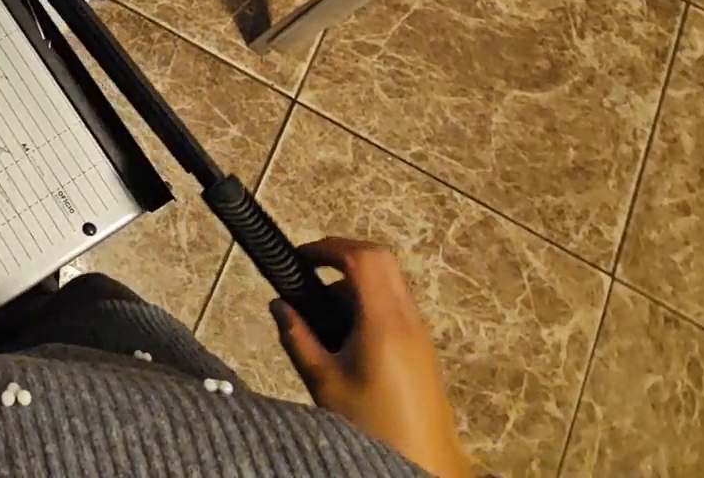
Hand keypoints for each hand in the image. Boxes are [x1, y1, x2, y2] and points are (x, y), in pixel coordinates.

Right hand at [271, 238, 472, 477]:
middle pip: (380, 260)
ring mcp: (419, 333)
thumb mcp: (323, 381)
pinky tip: (344, 334)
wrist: (424, 467)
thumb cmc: (372, 423)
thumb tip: (279, 305)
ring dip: (352, 282)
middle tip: (309, 271)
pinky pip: (393, 304)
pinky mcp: (422, 348)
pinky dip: (365, 301)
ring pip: (387, 282)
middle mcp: (408, 320)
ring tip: (321, 313)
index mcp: (384, 322)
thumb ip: (297, 338)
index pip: (363, 258)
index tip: (299, 258)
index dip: (328, 247)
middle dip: (340, 255)